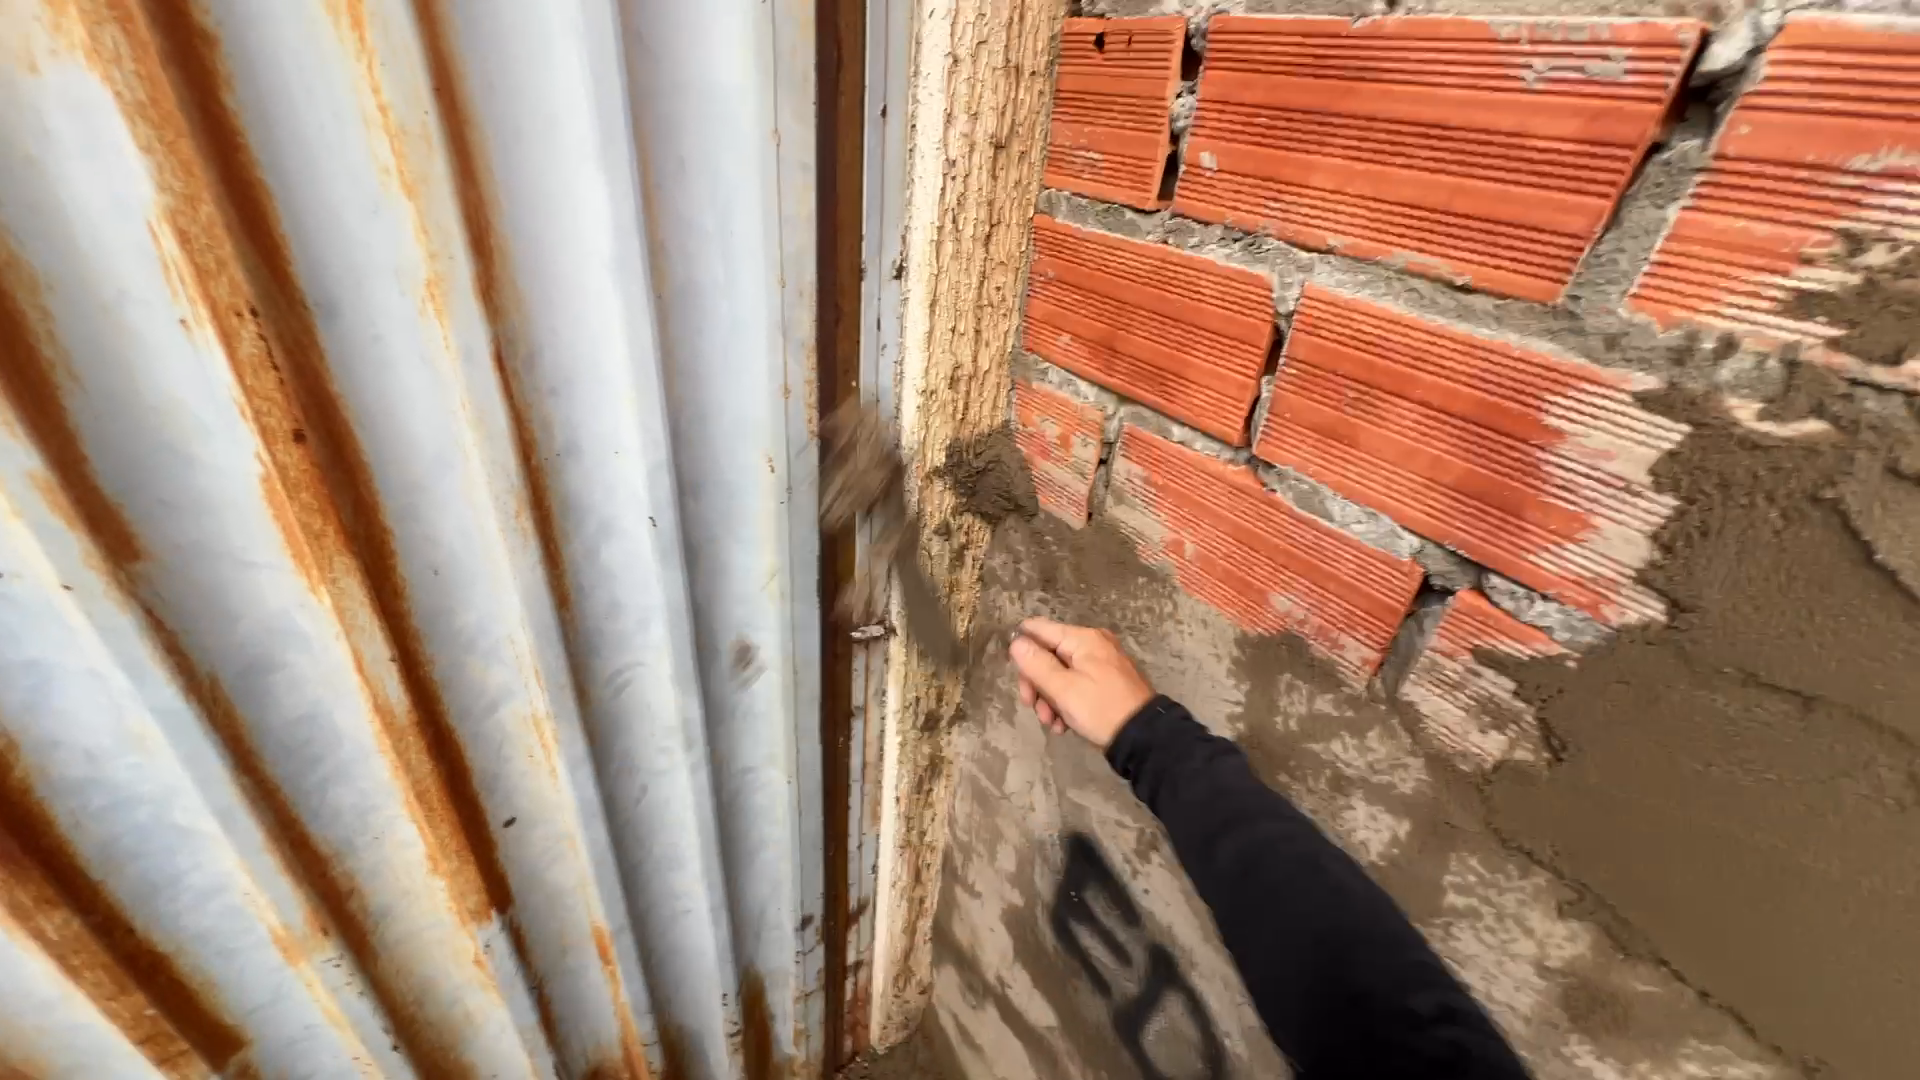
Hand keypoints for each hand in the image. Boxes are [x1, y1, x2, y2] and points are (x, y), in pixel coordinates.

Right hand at [1008, 617, 1154, 748]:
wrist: (1145, 738)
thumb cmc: (1101, 710)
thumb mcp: (1063, 689)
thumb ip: (1036, 664)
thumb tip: (1016, 642)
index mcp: (1082, 639)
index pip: (1038, 629)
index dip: (1022, 649)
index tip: (1018, 677)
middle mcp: (1092, 643)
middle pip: (1048, 654)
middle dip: (1036, 682)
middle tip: (1033, 707)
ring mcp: (1101, 662)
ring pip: (1060, 672)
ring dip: (1049, 698)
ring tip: (1052, 723)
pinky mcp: (1106, 681)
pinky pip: (1076, 683)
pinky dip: (1066, 701)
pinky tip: (1064, 724)